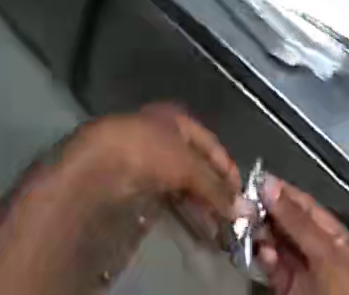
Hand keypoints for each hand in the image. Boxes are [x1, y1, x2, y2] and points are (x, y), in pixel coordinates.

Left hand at [59, 103, 239, 224]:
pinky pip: (168, 194)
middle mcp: (164, 131)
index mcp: (177, 118)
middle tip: (234, 220)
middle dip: (216, 190)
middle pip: (197, 163)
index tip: (245, 198)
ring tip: (218, 230)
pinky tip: (195, 227)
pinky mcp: (137, 177)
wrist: (103, 162)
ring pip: (183, 181)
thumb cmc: (149, 151)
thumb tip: (245, 210)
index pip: (212, 143)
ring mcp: (149, 154)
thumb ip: (216, 187)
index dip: (228, 169)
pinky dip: (183, 209)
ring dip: (201, 204)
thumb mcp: (189, 166)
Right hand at [256, 176, 348, 294]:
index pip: (306, 206)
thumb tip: (267, 182)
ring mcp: (304, 275)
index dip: (282, 191)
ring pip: (276, 244)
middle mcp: (320, 254)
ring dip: (260, 234)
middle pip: (287, 224)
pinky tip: (258, 253)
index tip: (252, 178)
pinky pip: (271, 268)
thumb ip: (298, 222)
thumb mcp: (330, 258)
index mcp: (339, 241)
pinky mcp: (288, 292)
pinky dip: (261, 258)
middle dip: (265, 212)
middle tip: (241, 203)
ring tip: (246, 227)